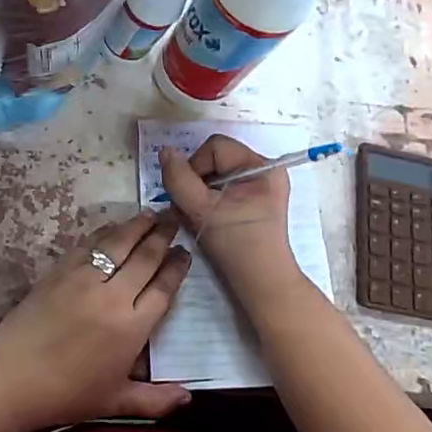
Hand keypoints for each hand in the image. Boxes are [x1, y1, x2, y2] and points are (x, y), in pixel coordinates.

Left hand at [0, 213, 192, 431]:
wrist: (11, 379)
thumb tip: (188, 399)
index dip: (177, 267)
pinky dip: (104, 232)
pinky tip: (113, 227)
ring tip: (151, 214)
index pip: (163, 288)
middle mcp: (112, 296)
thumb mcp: (115, 402)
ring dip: (136, 226)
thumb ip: (155, 399)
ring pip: (117, 243)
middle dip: (163, 236)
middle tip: (174, 218)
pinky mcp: (59, 271)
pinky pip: (88, 244)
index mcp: (132, 327)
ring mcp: (83, 279)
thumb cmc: (67, 395)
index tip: (185, 251)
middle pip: (144, 257)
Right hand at [158, 137, 292, 282]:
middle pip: (216, 159)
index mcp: (261, 166)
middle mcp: (265, 170)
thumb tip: (165, 151)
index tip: (191, 197)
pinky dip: (210, 201)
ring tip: (199, 216)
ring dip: (201, 193)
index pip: (214, 147)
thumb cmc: (237, 245)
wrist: (263, 284)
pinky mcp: (255, 201)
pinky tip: (208, 220)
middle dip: (197, 181)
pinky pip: (225, 188)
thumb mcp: (201, 210)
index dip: (195, 167)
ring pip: (217, 175)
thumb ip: (178, 178)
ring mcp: (262, 186)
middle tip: (193, 209)